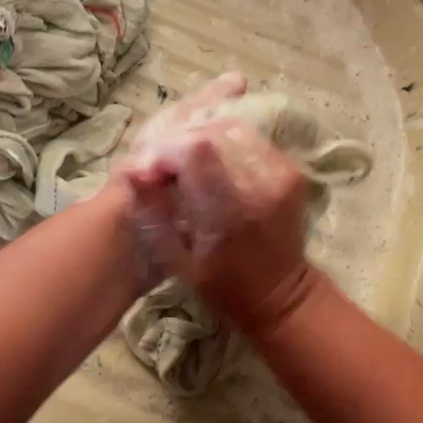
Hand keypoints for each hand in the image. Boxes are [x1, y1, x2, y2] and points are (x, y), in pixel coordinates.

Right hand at [117, 76, 321, 333]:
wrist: (280, 295)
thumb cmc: (222, 285)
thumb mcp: (176, 260)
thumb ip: (153, 212)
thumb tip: (130, 170)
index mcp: (230, 214)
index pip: (197, 150)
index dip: (167, 150)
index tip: (152, 168)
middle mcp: (260, 187)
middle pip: (215, 130)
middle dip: (182, 138)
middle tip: (166, 160)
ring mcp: (282, 175)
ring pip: (235, 126)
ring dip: (203, 133)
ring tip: (186, 156)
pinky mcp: (292, 170)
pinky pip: (252, 138)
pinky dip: (225, 139)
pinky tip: (211, 156)